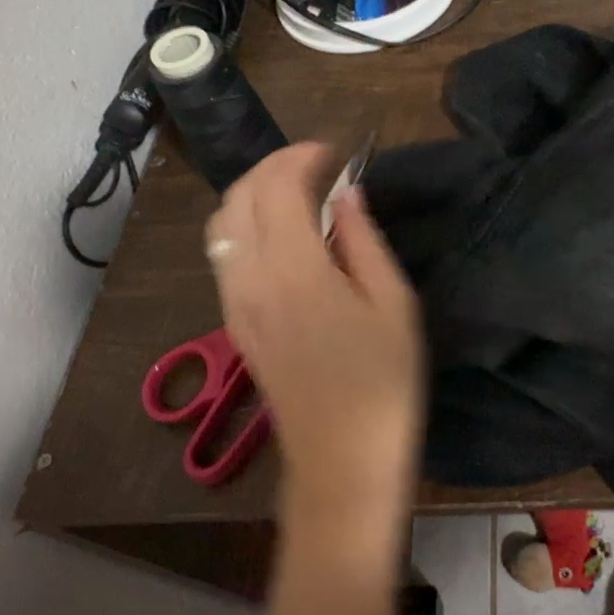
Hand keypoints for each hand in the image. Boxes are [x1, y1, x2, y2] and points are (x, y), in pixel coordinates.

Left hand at [206, 143, 424, 514]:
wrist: (341, 461)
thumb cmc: (381, 381)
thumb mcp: (393, 303)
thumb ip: (363, 239)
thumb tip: (346, 194)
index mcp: (293, 269)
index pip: (276, 186)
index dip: (302, 157)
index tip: (336, 153)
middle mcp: (250, 278)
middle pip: (237, 197)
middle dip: (272, 168)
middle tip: (317, 168)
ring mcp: (234, 303)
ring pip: (221, 224)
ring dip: (252, 195)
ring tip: (297, 196)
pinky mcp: (234, 323)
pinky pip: (224, 255)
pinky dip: (245, 226)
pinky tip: (284, 238)